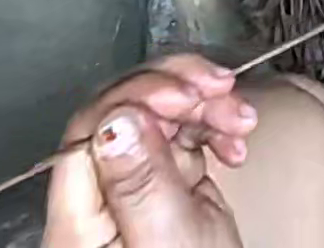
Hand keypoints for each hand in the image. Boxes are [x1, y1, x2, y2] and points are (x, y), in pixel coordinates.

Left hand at [44, 53, 257, 247]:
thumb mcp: (171, 244)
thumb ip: (141, 182)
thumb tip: (117, 117)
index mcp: (80, 222)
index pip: (89, 130)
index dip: (139, 97)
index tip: (190, 97)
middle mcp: (101, 200)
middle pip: (126, 113)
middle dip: (181, 91)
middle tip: (225, 91)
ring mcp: (136, 191)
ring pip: (161, 116)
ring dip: (207, 105)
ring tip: (244, 120)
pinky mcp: (168, 186)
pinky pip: (186, 133)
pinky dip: (216, 125)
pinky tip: (238, 142)